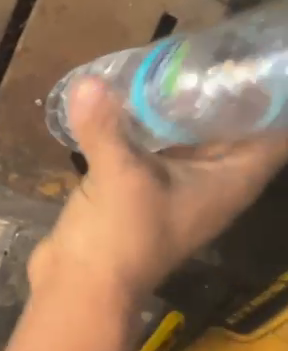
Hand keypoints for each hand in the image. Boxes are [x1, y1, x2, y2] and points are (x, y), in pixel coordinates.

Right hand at [31, 76, 287, 299]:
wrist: (82, 285)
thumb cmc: (122, 234)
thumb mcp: (116, 176)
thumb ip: (105, 129)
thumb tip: (90, 82)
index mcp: (234, 177)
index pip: (272, 128)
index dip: (264, 96)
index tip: (241, 66)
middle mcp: (214, 184)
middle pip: (228, 133)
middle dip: (213, 100)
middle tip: (189, 64)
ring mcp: (174, 194)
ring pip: (184, 147)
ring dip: (171, 121)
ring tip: (150, 84)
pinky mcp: (136, 201)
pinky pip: (147, 161)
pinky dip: (138, 141)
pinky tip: (116, 122)